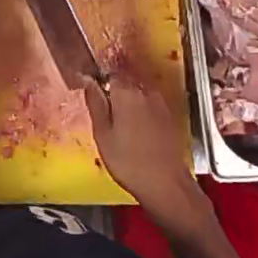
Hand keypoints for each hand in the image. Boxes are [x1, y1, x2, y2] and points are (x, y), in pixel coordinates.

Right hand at [84, 76, 199, 214]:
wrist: (165, 183)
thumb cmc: (127, 161)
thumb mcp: (102, 134)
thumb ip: (96, 104)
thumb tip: (88, 82)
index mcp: (127, 93)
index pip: (109, 74)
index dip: (98, 81)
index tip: (90, 94)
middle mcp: (146, 92)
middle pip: (126, 80)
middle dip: (113, 90)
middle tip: (102, 111)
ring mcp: (161, 104)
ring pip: (138, 92)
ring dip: (127, 100)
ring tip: (117, 122)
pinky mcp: (170, 116)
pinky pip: (149, 104)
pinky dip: (139, 110)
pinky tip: (134, 129)